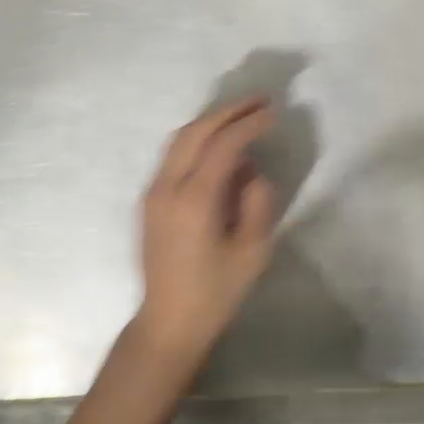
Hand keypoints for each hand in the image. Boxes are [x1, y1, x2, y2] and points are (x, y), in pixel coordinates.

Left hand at [133, 98, 278, 361]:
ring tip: (243, 113)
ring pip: (180, 138)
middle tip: (261, 100)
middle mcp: (167, 186)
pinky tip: (220, 142)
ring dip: (211, 120)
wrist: (167, 323)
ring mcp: (153, 191)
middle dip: (229, 110)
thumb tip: (250, 169)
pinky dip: (198, 138)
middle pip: (196, 130)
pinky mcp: (149, 199)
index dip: (250, 124)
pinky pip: (173, 154)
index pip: (224, 144)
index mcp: (194, 199)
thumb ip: (257, 202)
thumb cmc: (214, 293)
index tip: (274, 112)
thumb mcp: (252, 252)